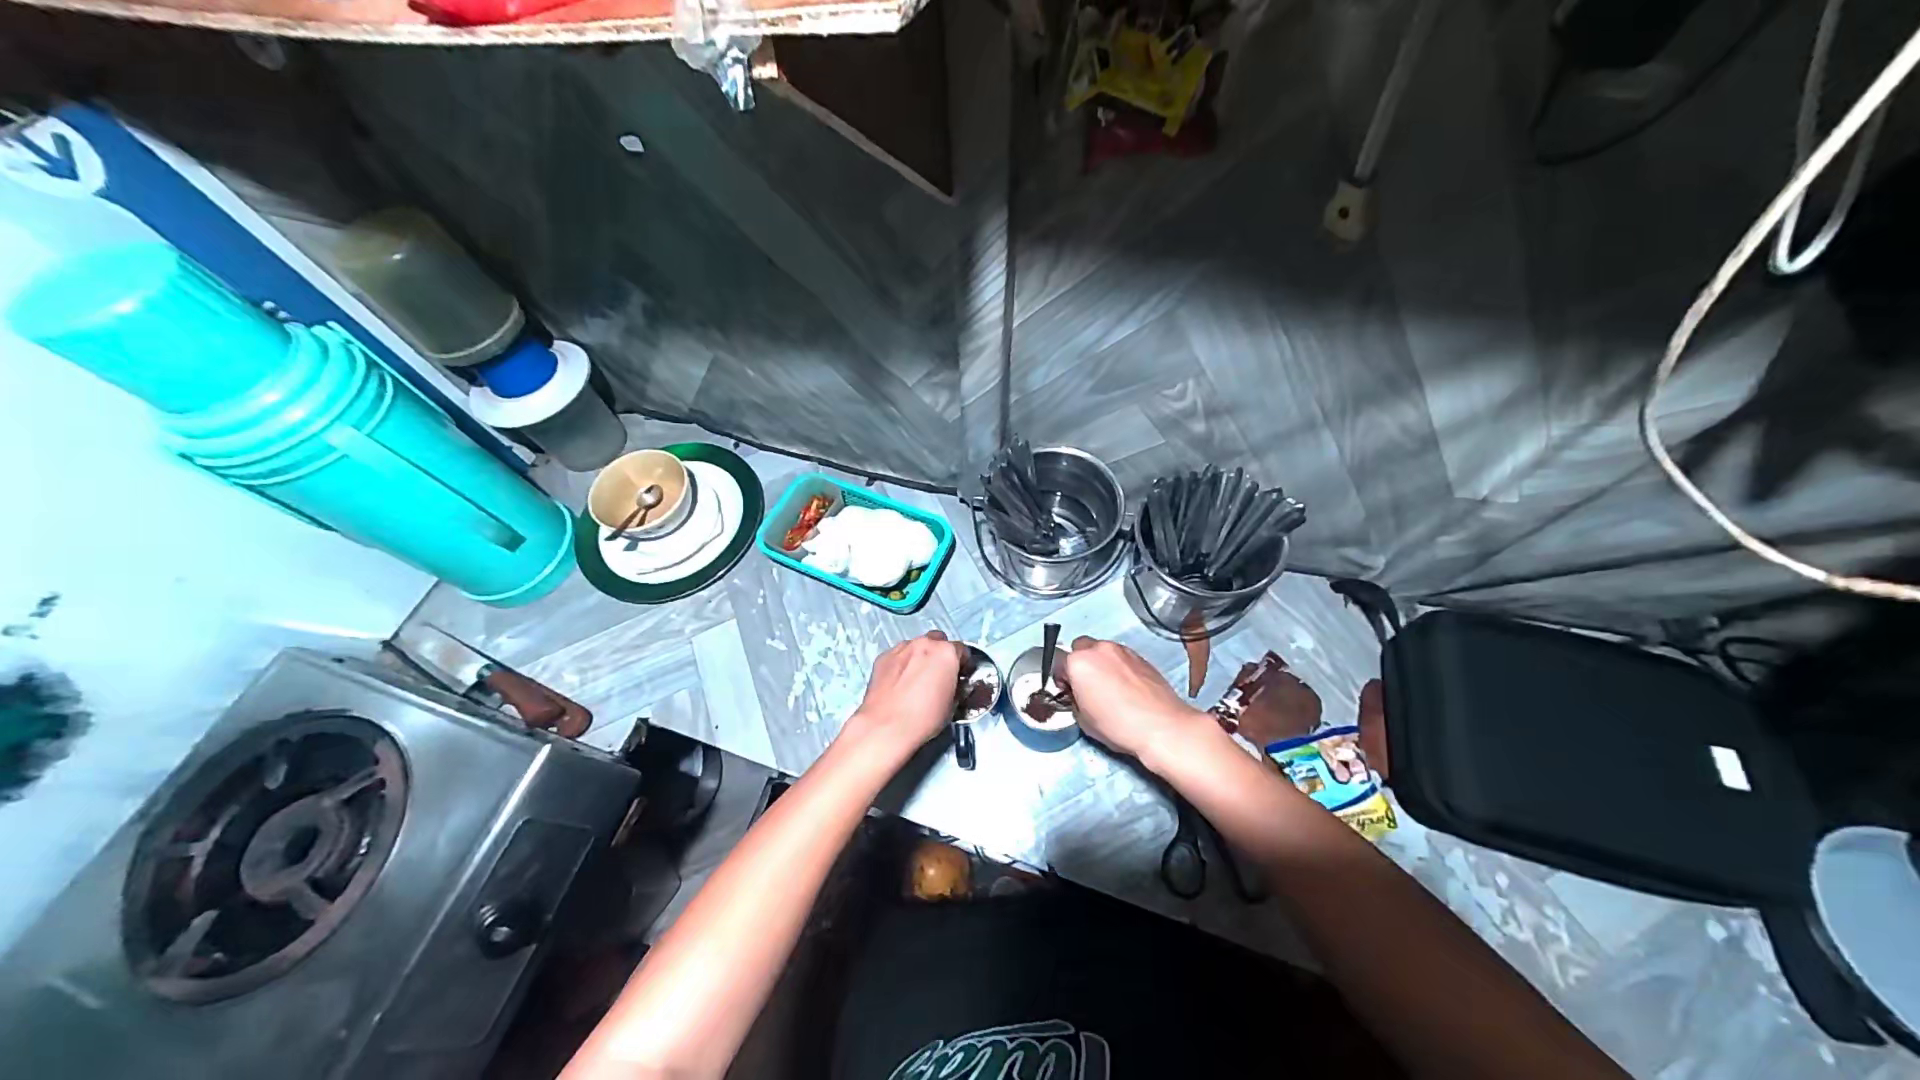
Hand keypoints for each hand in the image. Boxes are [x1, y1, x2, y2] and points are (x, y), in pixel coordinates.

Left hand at [838, 631, 962, 762]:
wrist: (886, 726)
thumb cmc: (923, 718)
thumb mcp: (952, 703)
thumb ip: (954, 684)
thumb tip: (950, 683)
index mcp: (946, 653)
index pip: (961, 650)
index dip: (962, 663)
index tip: (959, 674)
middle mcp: (924, 644)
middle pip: (937, 641)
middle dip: (940, 653)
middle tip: (938, 673)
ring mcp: (901, 648)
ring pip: (916, 646)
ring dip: (919, 657)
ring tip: (915, 678)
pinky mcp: (883, 657)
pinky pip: (898, 655)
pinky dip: (902, 664)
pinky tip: (899, 682)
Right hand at [1060, 637, 1211, 760]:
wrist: (1162, 726)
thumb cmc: (1118, 726)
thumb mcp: (1083, 720)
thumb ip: (1075, 699)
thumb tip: (1079, 694)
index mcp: (1079, 662)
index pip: (1059, 663)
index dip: (1062, 679)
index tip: (1069, 692)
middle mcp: (1099, 649)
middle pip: (1080, 647)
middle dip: (1080, 662)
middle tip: (1087, 685)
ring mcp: (1122, 650)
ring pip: (1102, 650)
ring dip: (1100, 662)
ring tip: (1110, 686)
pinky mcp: (1141, 656)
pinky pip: (1121, 656)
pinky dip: (1119, 666)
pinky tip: (1127, 687)